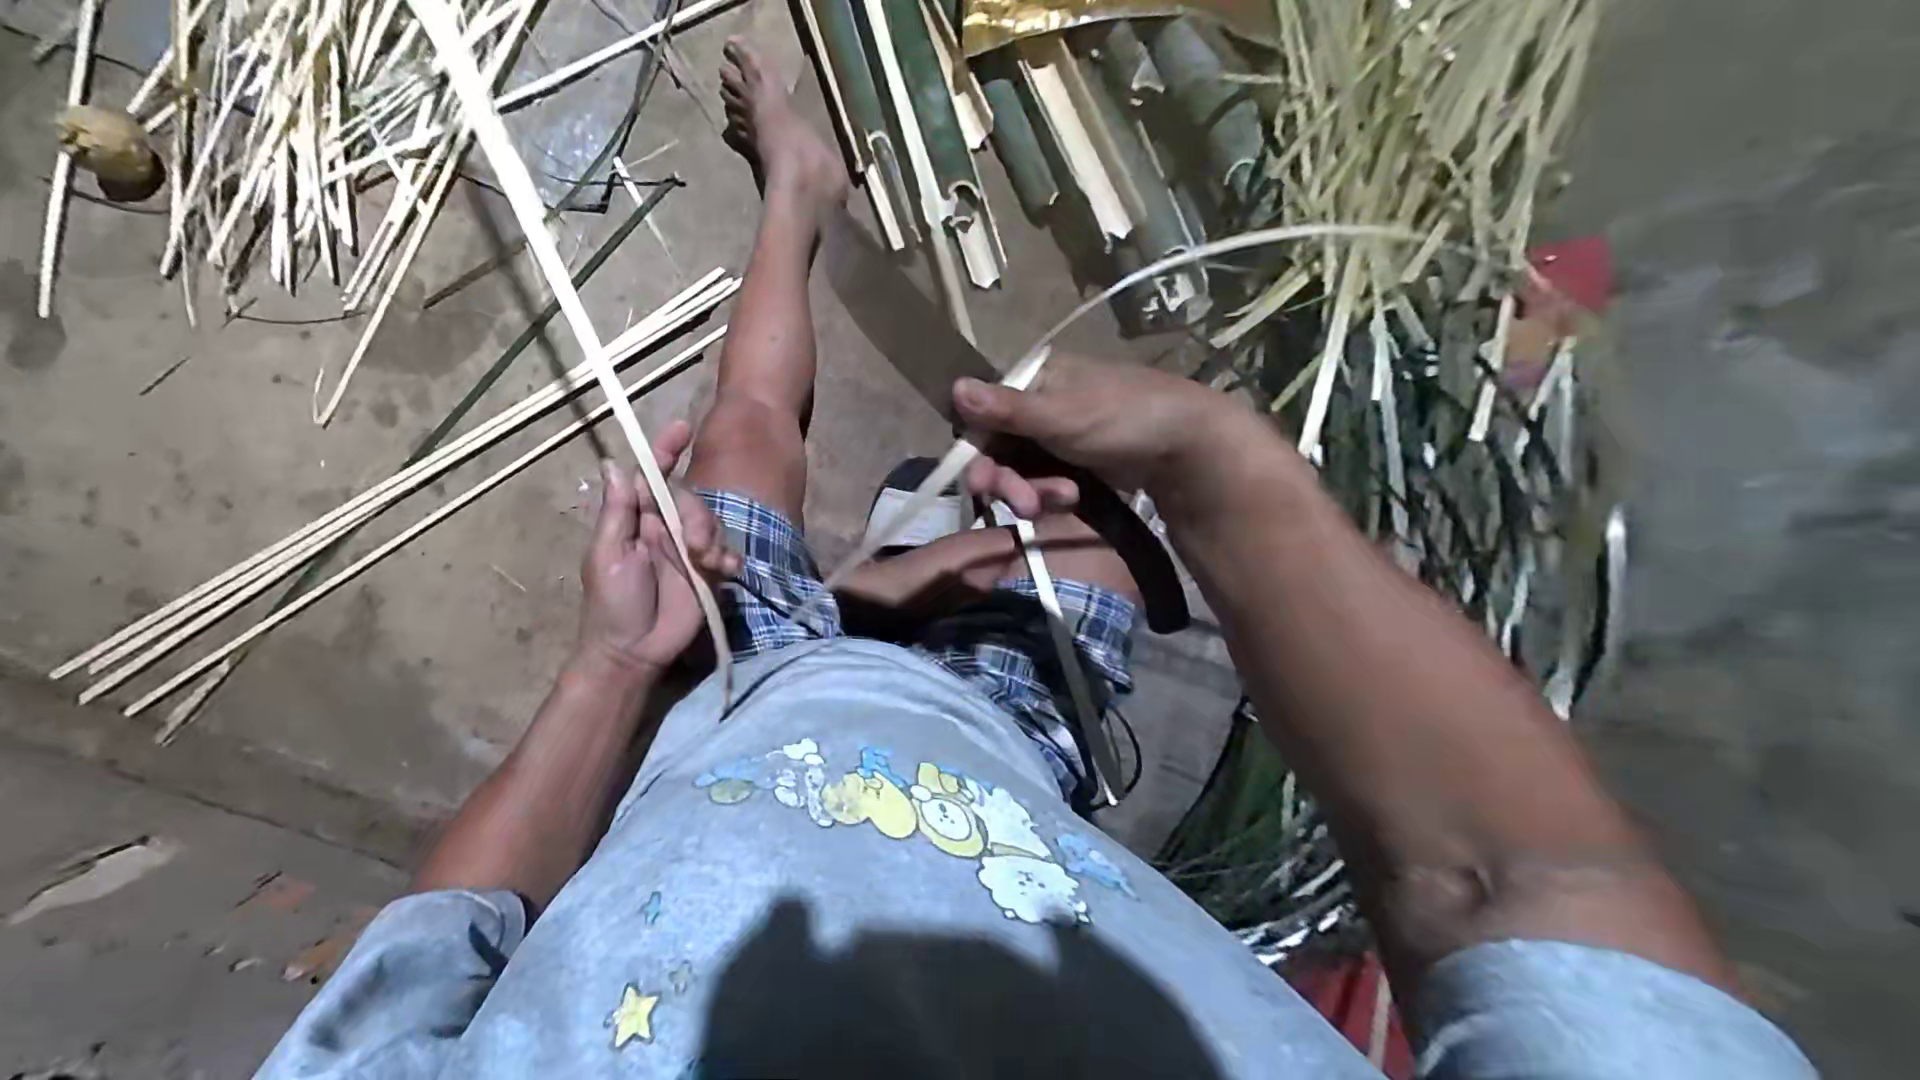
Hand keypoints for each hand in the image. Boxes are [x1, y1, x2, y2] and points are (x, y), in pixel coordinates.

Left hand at [575, 420, 740, 676]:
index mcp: (636, 520)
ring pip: (711, 523)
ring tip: (707, 562)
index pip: (652, 477)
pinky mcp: (710, 572)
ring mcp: (689, 550)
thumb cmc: (612, 604)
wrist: (635, 651)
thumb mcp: (607, 555)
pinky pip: (727, 552)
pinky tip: (725, 569)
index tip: (681, 427)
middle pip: (689, 500)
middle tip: (694, 545)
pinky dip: (729, 557)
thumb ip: (617, 512)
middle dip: (696, 515)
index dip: (666, 451)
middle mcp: (665, 529)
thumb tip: (615, 464)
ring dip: (712, 536)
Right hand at [951, 353, 1268, 509]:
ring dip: (1033, 491)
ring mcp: (1058, 434)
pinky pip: (1044, 480)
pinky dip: (1052, 494)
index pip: (983, 415)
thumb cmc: (1123, 417)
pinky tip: (1073, 499)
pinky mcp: (1074, 459)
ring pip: (1021, 470)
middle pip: (999, 449)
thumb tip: (955, 387)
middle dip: (1009, 481)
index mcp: (1033, 378)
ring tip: (1064, 500)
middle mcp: (1039, 403)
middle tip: (1023, 507)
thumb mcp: (1061, 415)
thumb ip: (1007, 408)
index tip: (979, 484)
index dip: (976, 452)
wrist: (1187, 446)